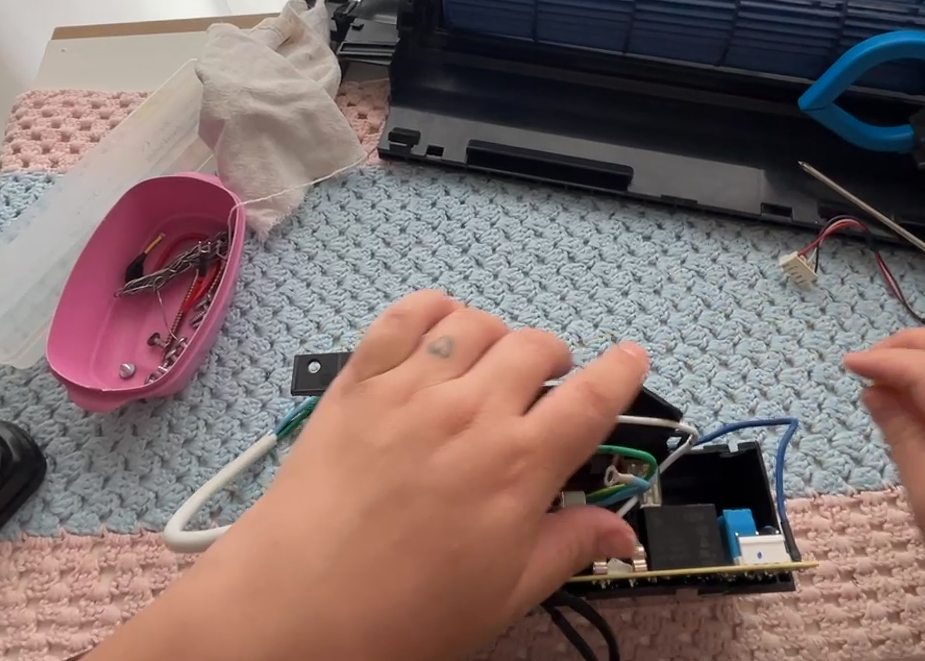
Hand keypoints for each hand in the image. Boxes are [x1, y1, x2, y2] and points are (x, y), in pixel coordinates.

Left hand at [92, 290, 647, 660]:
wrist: (292, 610)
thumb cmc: (400, 616)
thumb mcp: (502, 595)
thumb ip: (567, 547)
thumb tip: (622, 531)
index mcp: (515, 468)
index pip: (590, 400)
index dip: (622, 372)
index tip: (632, 358)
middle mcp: (470, 414)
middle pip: (536, 347)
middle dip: (553, 358)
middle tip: (544, 383)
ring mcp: (413, 388)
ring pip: (476, 323)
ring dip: (495, 336)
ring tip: (488, 363)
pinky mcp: (363, 377)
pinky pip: (406, 314)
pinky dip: (432, 308)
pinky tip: (439, 329)